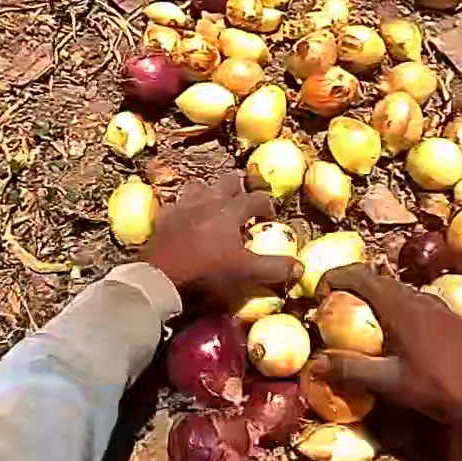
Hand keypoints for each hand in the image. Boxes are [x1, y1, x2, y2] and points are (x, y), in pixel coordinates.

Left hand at [141, 174, 300, 309]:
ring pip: (199, 186)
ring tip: (214, 205)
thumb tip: (299, 268)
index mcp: (230, 210)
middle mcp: (207, 201)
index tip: (270, 216)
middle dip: (239, 187)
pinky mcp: (163, 217)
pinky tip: (185, 218)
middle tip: (244, 201)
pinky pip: (175, 203)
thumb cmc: (207, 272)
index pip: (255, 198)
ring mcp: (183, 206)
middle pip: (227, 182)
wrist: (161, 278)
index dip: (266, 205)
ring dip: (209, 192)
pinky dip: (184, 208)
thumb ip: (274, 268)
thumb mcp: (246, 273)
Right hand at [313, 264, 461, 458]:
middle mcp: (418, 298)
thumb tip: (315, 364)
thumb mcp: (391, 382)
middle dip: (351, 288)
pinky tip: (394, 338)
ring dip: (373, 300)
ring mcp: (437, 307)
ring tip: (358, 324)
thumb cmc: (443, 387)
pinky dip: (393, 311)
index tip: (317, 294)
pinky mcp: (450, 320)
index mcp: (400, 305)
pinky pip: (413, 304)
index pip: (359, 275)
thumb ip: (352, 370)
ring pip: (396, 292)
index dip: (334, 277)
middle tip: (332, 309)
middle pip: (377, 280)